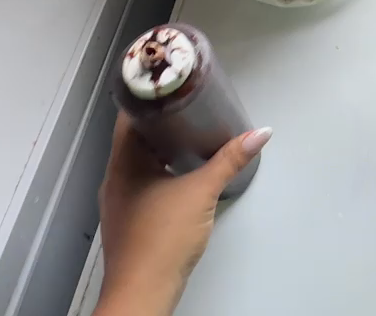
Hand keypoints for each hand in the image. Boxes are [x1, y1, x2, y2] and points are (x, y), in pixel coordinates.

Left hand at [94, 115, 271, 315]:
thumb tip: (259, 133)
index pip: (130, 115)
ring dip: (162, 142)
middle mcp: (115, 178)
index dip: (152, 95)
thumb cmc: (162, 240)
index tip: (176, 81)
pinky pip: (142, 177)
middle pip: (135, 135)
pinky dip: (161, 165)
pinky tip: (183, 166)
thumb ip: (230, 160)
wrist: (141, 298)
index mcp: (123, 164)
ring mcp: (120, 200)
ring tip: (192, 127)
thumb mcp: (202, 193)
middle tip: (192, 100)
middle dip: (163, 117)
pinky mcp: (129, 217)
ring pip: (138, 158)